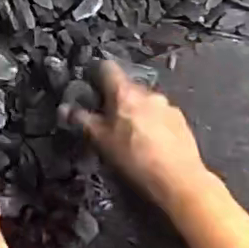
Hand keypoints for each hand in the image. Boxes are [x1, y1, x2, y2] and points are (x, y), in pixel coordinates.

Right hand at [63, 61, 219, 213]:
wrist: (180, 181)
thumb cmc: (133, 157)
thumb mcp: (99, 140)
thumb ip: (81, 120)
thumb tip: (65, 109)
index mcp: (124, 93)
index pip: (107, 67)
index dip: (95, 74)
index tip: (89, 88)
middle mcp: (148, 93)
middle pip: (126, 87)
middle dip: (115, 99)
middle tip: (107, 120)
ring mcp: (168, 106)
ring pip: (144, 102)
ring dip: (135, 112)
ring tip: (131, 134)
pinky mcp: (183, 122)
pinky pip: (160, 115)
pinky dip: (152, 123)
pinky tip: (150, 143)